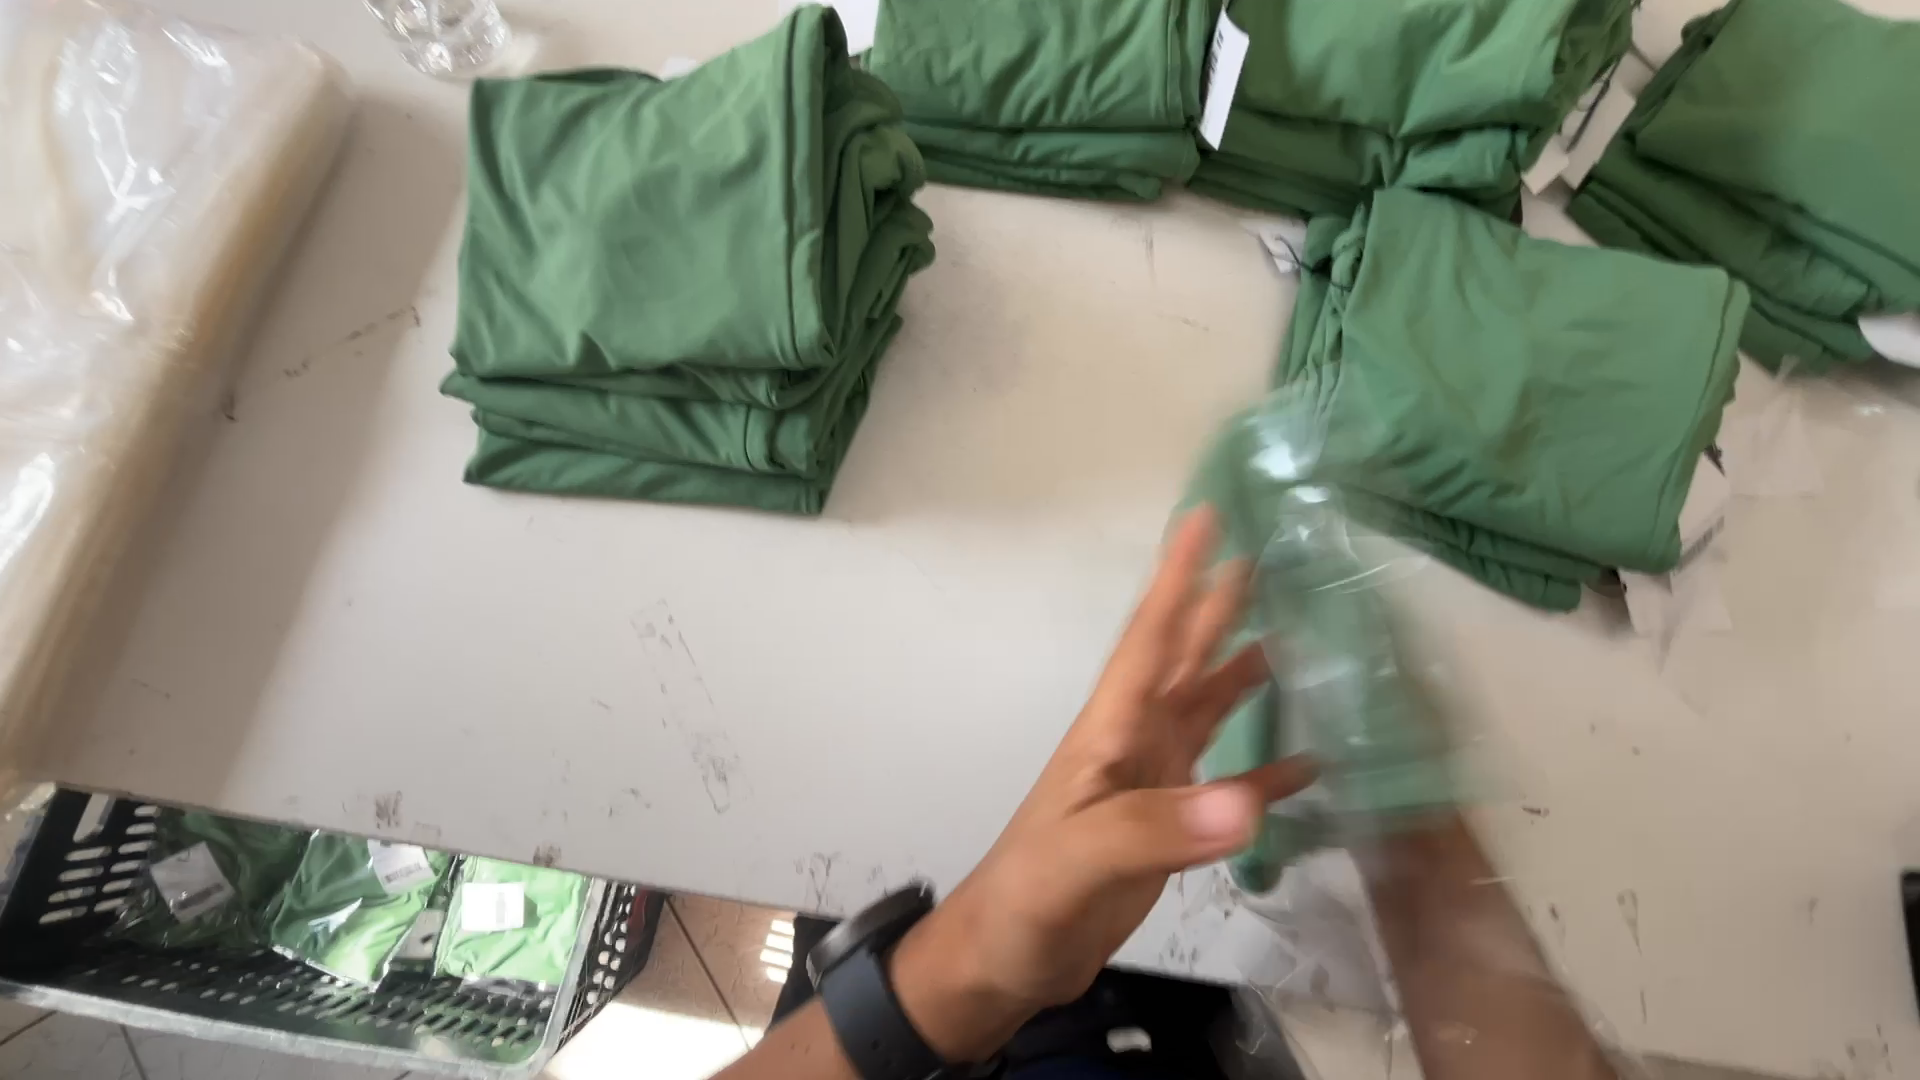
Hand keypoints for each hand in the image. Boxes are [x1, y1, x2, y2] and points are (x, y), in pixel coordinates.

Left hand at [890, 507, 1316, 1060]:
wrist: (1010, 956)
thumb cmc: (1028, 898)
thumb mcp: (1080, 858)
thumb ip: (1154, 828)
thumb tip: (1245, 800)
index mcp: (1109, 729)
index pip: (1149, 639)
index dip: (1175, 578)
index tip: (1201, 519)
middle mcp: (1134, 741)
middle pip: (1183, 658)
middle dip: (1217, 605)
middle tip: (1265, 557)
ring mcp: (1153, 780)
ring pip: (1205, 707)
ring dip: (1244, 670)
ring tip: (1297, 635)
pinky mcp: (1170, 824)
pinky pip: (1228, 784)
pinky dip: (1266, 770)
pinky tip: (1309, 761)